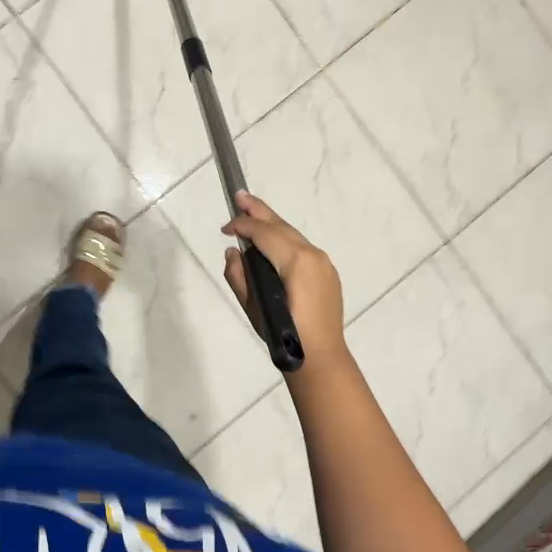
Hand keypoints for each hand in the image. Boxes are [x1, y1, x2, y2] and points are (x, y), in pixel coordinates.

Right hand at [221, 192, 347, 364]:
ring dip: (271, 225)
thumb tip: (234, 253)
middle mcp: (313, 254)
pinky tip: (272, 244)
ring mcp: (323, 263)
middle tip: (239, 195)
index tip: (225, 228)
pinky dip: (284, 241)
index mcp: (295, 261)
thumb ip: (239, 275)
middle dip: (259, 211)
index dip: (242, 225)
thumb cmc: (282, 334)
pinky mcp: (327, 272)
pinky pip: (301, 248)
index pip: (264, 232)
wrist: (320, 356)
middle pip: (281, 226)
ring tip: (252, 214)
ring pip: (292, 235)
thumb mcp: (252, 306)